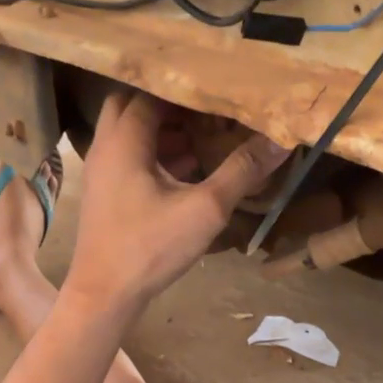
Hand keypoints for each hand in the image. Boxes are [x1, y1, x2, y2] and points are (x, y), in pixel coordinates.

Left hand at [63, 89, 287, 309]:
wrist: (104, 294)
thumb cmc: (150, 247)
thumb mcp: (205, 209)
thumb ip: (242, 171)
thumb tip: (281, 140)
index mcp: (124, 140)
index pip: (152, 90)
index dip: (186, 88)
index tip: (219, 89)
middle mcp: (106, 147)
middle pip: (134, 105)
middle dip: (170, 105)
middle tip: (207, 111)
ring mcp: (101, 171)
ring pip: (130, 133)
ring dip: (164, 131)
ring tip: (205, 136)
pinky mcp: (105, 193)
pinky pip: (129, 158)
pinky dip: (155, 154)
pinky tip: (188, 171)